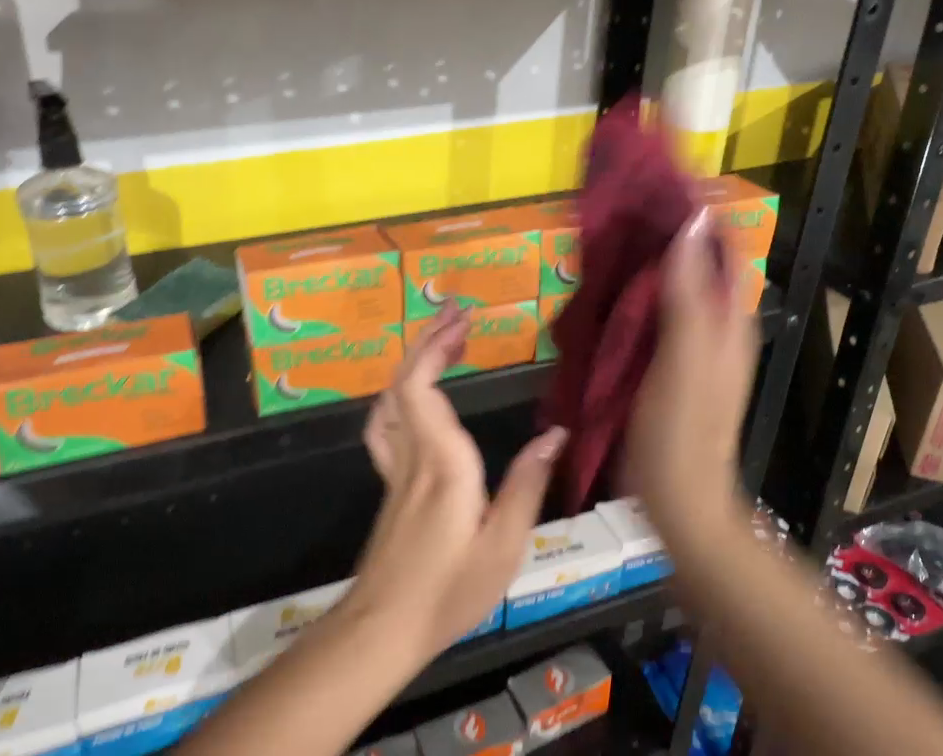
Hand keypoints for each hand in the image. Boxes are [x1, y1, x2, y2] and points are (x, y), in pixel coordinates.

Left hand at [345, 304, 566, 661]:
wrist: (385, 626)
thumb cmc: (451, 590)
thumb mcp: (505, 545)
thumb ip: (528, 485)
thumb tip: (557, 433)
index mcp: (442, 462)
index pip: (421, 386)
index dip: (435, 346)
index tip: (463, 320)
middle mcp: (413, 454)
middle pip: (405, 382)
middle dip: (428, 342)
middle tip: (459, 317)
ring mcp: (395, 469)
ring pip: (391, 400)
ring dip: (413, 364)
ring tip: (443, 345)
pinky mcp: (389, 485)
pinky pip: (386, 424)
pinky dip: (398, 396)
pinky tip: (412, 398)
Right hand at [623, 207, 757, 547]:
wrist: (675, 501)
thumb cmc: (682, 432)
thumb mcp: (685, 359)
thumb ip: (689, 294)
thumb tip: (691, 221)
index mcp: (727, 317)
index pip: (720, 242)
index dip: (696, 204)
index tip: (658, 169)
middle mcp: (712, 322)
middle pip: (693, 257)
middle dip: (662, 221)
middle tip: (618, 192)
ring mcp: (685, 342)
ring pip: (669, 281)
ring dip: (643, 252)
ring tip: (603, 224)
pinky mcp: (658, 360)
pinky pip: (647, 309)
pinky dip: (629, 286)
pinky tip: (599, 280)